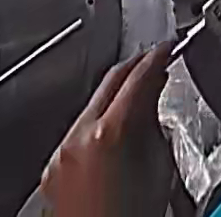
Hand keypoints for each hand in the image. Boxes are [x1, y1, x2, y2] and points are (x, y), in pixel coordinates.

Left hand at [41, 47, 173, 216]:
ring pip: (94, 103)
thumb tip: (154, 94)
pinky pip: (80, 130)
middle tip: (156, 63)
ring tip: (141, 98)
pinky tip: (117, 131)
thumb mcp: (159, 170)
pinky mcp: (53, 169)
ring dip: (118, 94)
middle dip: (136, 67)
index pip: (137, 76)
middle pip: (111, 80)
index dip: (157, 57)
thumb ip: (155, 123)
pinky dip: (100, 122)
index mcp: (108, 132)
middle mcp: (78, 136)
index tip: (168, 49)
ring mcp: (62, 153)